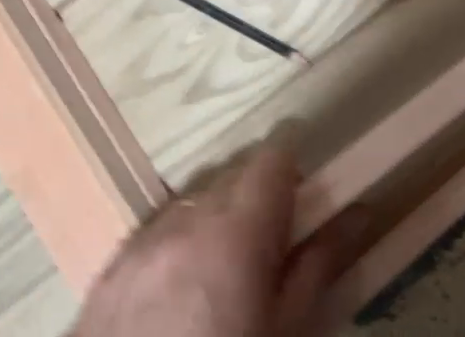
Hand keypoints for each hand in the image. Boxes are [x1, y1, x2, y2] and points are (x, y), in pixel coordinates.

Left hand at [73, 137, 370, 336]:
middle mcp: (185, 222)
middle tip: (279, 216)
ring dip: (217, 204)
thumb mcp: (287, 327)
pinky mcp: (104, 276)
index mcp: (237, 229)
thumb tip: (359, 212)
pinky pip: (152, 229)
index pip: (271, 154)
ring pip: (190, 197)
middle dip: (259, 180)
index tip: (308, 158)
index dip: (293, 146)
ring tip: (230, 247)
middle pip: (232, 170)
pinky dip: (177, 233)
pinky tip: (184, 273)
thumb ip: (321, 262)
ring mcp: (138, 247)